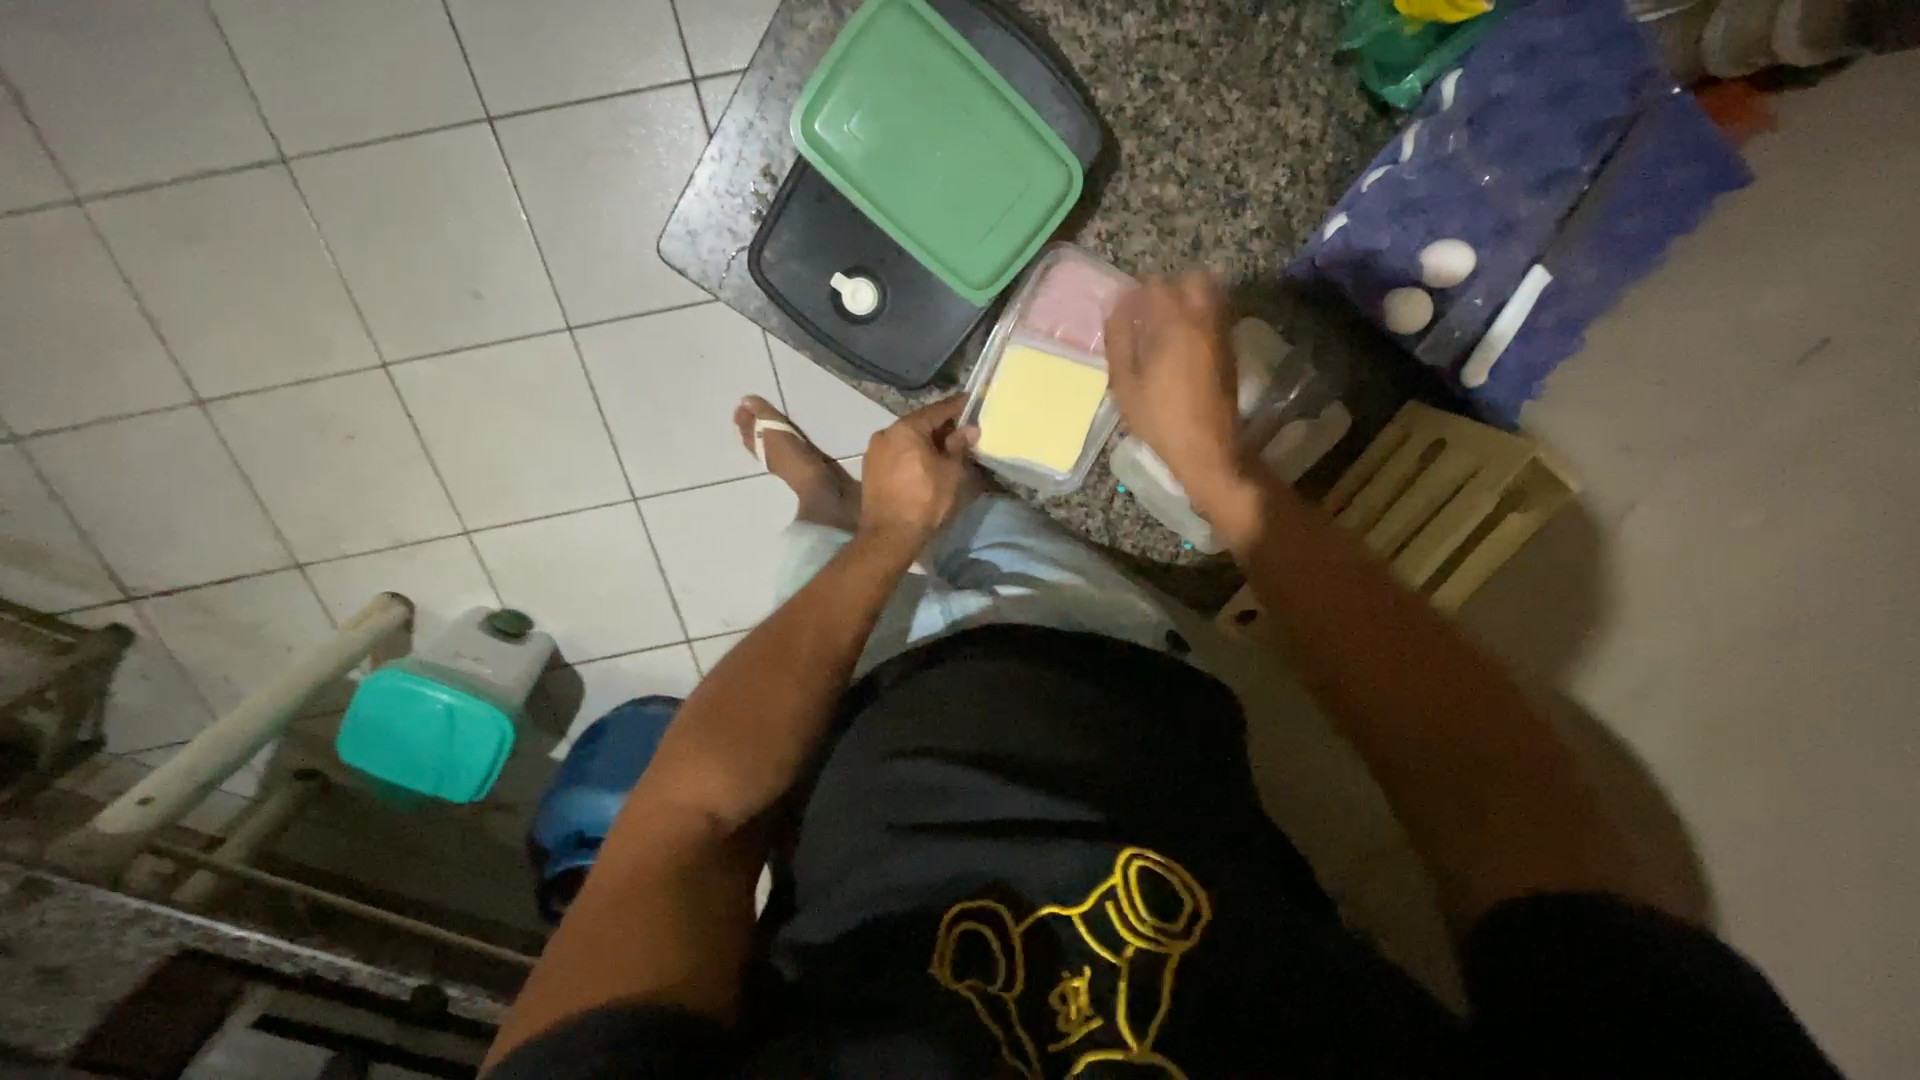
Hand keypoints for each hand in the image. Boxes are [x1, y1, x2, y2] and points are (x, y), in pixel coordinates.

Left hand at [859, 396, 979, 550]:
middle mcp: (886, 432)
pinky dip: (911, 453)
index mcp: (906, 428)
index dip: (957, 407)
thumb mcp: (950, 472)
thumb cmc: (925, 500)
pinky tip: (924, 464)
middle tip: (962, 431)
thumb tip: (970, 430)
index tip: (972, 402)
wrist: (890, 534)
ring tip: (944, 450)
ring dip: (925, 441)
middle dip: (941, 426)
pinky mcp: (870, 469)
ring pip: (906, 439)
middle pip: (919, 423)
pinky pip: (896, 453)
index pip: (937, 410)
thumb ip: (959, 446)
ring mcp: (874, 450)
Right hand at [1104, 274, 1246, 512]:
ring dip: (1186, 301)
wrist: (1207, 448)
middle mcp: (1204, 320)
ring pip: (1209, 296)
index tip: (1124, 310)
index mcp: (1175, 324)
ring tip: (1164, 328)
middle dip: (1169, 288)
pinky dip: (1198, 319)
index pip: (1156, 285)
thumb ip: (1119, 339)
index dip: (1136, 292)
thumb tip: (1114, 307)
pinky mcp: (1230, 350)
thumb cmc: (1159, 418)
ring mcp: (1222, 334)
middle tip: (1148, 312)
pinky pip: (1216, 318)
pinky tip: (1180, 346)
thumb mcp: (1125, 383)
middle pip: (1193, 280)